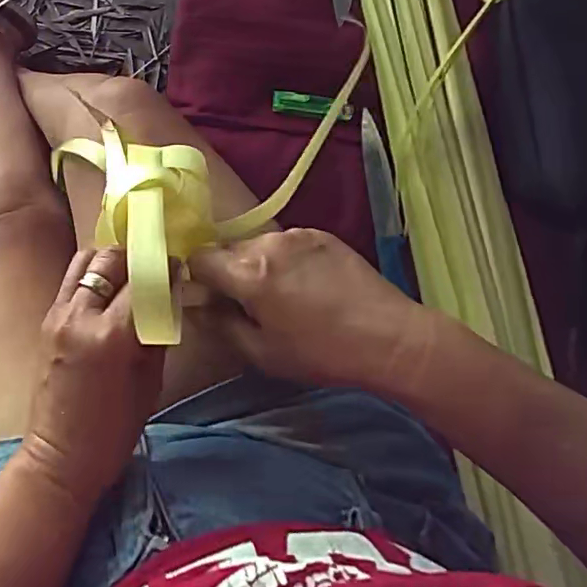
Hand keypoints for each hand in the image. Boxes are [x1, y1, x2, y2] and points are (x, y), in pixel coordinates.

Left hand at [20, 248, 166, 504]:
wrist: (59, 457)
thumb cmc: (113, 431)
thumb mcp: (149, 382)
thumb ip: (157, 332)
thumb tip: (169, 295)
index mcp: (110, 335)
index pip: (142, 282)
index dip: (164, 270)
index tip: (178, 267)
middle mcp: (80, 315)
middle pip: (110, 259)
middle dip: (136, 258)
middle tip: (152, 268)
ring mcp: (58, 314)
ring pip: (86, 260)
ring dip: (110, 261)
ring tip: (128, 274)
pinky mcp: (47, 318)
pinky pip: (71, 279)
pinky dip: (92, 274)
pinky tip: (107, 289)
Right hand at [188, 229, 446, 391]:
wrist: (390, 337)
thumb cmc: (322, 353)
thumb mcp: (263, 354)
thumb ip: (221, 325)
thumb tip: (196, 306)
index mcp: (250, 273)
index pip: (200, 257)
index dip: (199, 278)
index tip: (211, 298)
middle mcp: (268, 243)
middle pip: (228, 249)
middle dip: (229, 272)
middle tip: (249, 303)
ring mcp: (296, 234)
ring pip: (257, 245)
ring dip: (257, 265)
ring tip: (283, 295)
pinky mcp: (319, 233)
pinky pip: (285, 242)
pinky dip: (284, 259)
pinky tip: (306, 284)